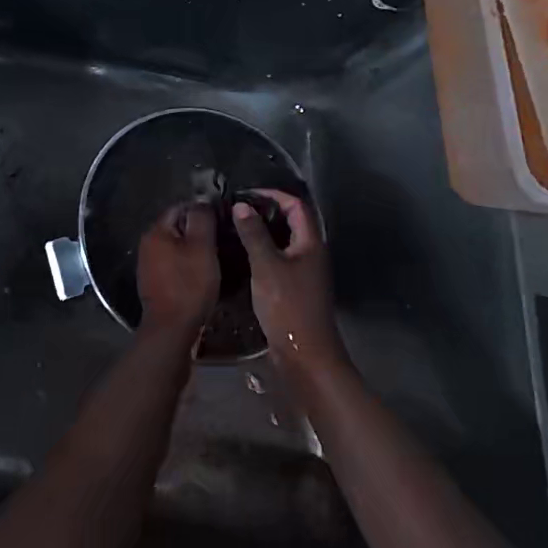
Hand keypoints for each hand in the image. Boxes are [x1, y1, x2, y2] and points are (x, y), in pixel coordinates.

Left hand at [135, 202, 218, 338]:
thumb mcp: (202, 248)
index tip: (222, 220)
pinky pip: (172, 264)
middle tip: (221, 239)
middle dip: (197, 230)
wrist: (172, 327)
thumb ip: (201, 220)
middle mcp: (147, 244)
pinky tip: (201, 273)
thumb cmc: (189, 284)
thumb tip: (201, 201)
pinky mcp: (153, 281)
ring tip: (215, 256)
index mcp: (156, 232)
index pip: (179, 208)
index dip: (202, 211)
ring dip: (193, 249)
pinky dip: (186, 264)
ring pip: (175, 246)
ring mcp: (148, 264)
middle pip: (176, 227)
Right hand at [231, 189, 341, 367]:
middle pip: (292, 221)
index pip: (297, 206)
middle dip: (266, 211)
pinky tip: (242, 255)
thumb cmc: (288, 306)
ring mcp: (305, 272)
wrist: (304, 353)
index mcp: (311, 243)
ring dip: (263, 231)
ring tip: (235, 228)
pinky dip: (263, 250)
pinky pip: (279, 258)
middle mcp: (311, 253)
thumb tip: (241, 206)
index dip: (274, 195)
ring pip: (284, 241)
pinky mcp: (295, 288)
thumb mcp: (266, 266)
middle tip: (237, 209)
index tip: (246, 194)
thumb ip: (254, 235)